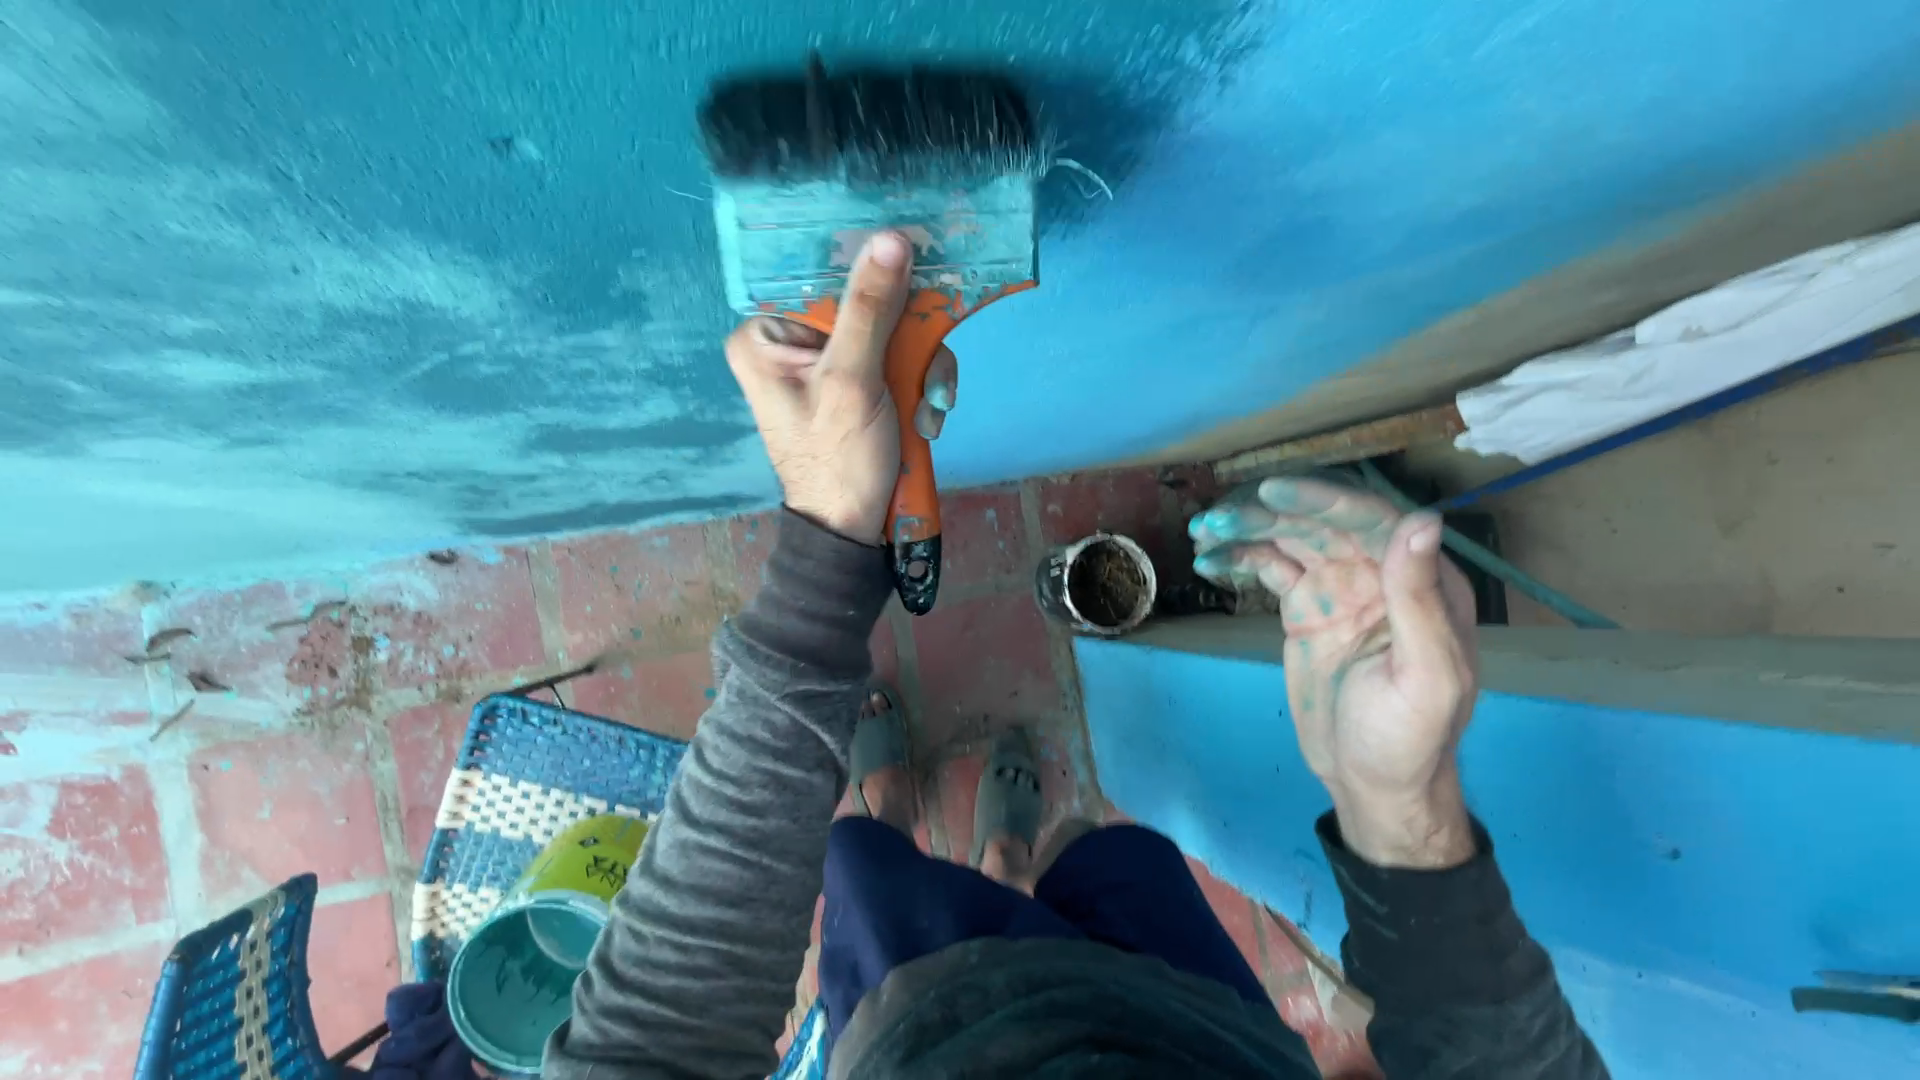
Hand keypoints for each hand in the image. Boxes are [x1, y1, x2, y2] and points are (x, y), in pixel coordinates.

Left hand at [724, 232, 958, 542]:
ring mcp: (828, 364)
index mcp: (766, 334)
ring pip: (893, 333)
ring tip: (929, 410)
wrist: (853, 529)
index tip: (917, 266)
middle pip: (867, 303)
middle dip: (909, 341)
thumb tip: (891, 238)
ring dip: (922, 371)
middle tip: (929, 374)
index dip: (872, 270)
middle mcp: (791, 341)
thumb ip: (870, 310)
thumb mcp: (852, 382)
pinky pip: (899, 361)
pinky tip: (925, 420)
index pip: (822, 274)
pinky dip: (919, 388)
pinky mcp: (858, 383)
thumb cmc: (838, 460)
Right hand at [1191, 478, 1479, 868]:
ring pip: (1289, 540)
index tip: (1270, 492)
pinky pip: (1270, 569)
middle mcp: (1378, 572)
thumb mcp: (1426, 677)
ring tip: (1200, 533)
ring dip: (1244, 531)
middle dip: (1266, 515)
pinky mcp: (1305, 607)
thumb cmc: (1408, 738)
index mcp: (1419, 581)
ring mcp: (1338, 587)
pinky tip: (1208, 561)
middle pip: (1319, 524)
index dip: (1320, 500)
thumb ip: (1419, 600)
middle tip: (1213, 519)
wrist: (1370, 782)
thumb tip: (1420, 519)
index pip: (1369, 521)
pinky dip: (1239, 560)